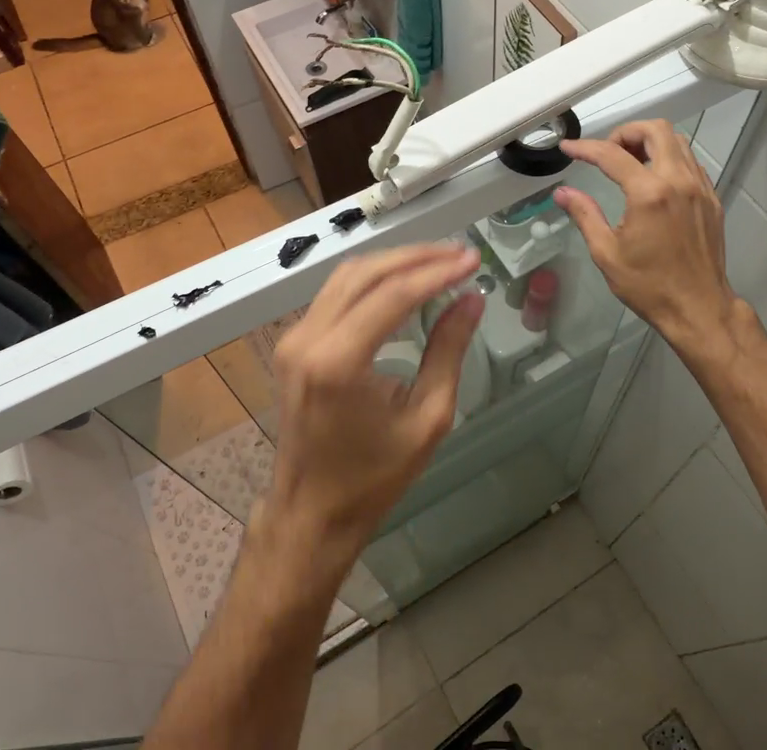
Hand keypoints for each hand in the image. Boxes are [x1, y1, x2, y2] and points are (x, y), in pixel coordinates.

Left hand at [265, 244, 484, 564]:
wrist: (312, 512)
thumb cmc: (373, 477)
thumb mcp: (427, 418)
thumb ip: (447, 352)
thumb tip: (471, 301)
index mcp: (337, 362)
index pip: (392, 294)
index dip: (436, 271)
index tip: (473, 260)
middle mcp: (307, 340)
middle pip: (365, 273)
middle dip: (416, 257)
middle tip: (459, 254)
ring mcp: (294, 339)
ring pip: (346, 276)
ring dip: (393, 263)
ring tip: (439, 262)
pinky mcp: (293, 345)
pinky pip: (335, 295)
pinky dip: (372, 281)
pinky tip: (404, 284)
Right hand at [555, 121, 743, 348]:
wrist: (698, 308)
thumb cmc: (649, 286)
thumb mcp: (607, 253)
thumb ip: (585, 215)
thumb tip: (562, 193)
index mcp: (650, 194)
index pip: (613, 155)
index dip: (586, 148)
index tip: (568, 149)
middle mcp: (679, 182)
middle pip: (655, 130)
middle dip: (626, 132)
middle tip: (608, 153)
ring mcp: (700, 188)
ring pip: (677, 142)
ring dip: (650, 143)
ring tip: (629, 163)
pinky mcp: (712, 199)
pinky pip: (691, 163)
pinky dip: (670, 159)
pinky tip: (654, 181)